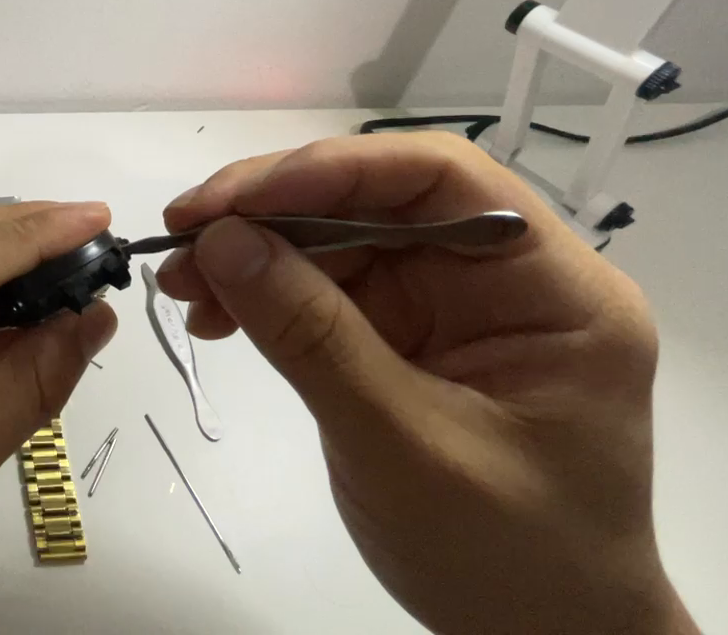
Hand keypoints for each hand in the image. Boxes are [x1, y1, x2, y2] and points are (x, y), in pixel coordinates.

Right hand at [159, 133, 698, 634]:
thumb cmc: (503, 557)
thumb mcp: (402, 444)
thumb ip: (311, 336)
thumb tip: (221, 240)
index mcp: (547, 288)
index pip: (440, 178)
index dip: (334, 169)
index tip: (238, 200)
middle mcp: (491, 274)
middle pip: (368, 198)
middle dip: (267, 210)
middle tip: (182, 232)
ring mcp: (438, 299)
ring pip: (327, 235)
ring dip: (246, 249)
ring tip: (179, 281)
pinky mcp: (393, 327)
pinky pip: (312, 283)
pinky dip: (253, 289)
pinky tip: (209, 312)